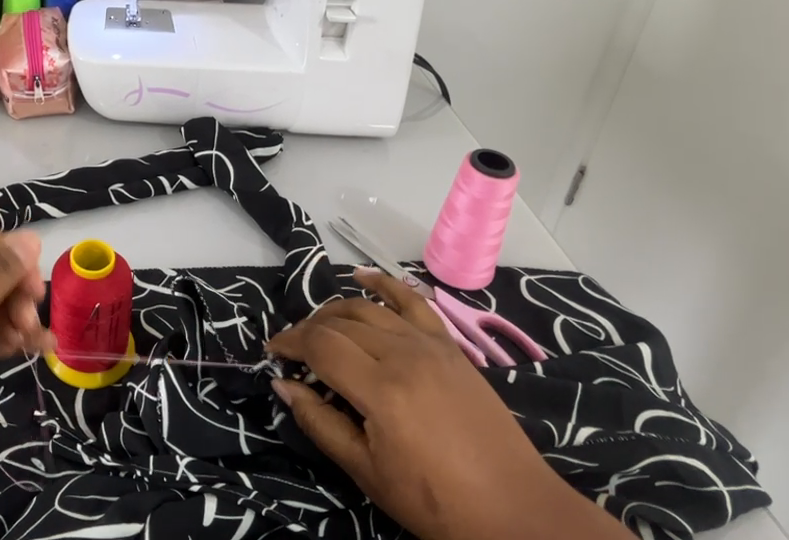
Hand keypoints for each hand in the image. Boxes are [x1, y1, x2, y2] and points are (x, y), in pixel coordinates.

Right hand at [267, 268, 630, 539]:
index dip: (290, 344)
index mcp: (381, 389)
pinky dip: (384, 284)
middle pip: (340, 322)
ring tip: (318, 326)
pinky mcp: (450, 346)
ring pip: (369, 308)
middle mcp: (403, 354)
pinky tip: (362, 277)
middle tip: (293, 350)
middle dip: (308, 330)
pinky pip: (411, 301)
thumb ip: (321, 423)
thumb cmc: (436, 502)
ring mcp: (430, 345)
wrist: (515, 510)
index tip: (273, 354)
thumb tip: (283, 385)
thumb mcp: (368, 472)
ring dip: (335, 311)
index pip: (320, 346)